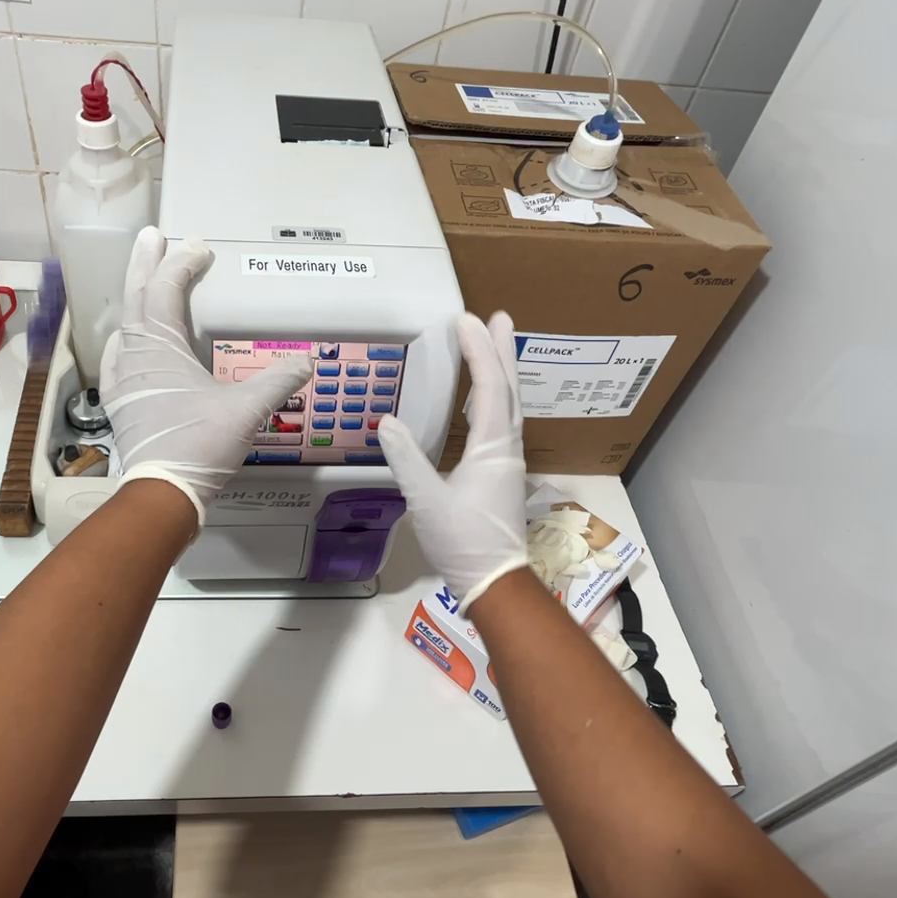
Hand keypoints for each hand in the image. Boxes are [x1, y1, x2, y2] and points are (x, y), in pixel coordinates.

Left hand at [101, 228, 311, 522]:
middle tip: (151, 236)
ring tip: (144, 280)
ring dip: (135, 297)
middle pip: (136, 295)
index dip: (183, 263)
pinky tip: (132, 341)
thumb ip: (278, 381)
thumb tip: (307, 360)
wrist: (162, 491)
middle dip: (146, 263)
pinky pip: (119, 353)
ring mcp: (121, 377)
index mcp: (160, 345)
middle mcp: (134, 353)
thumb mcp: (246, 410)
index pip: (167, 288)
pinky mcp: (120, 401)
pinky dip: (128, 335)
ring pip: (125, 323)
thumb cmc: (199, 445)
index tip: (200, 247)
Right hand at [379, 311, 527, 606]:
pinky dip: (495, 398)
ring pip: (509, 405)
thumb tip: (387, 420)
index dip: (479, 351)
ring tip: (495, 347)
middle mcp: (507, 447)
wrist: (494, 580)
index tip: (465, 320)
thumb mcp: (426, 500)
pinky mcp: (503, 474)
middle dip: (503, 351)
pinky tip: (482, 403)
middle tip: (501, 317)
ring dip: (502, 372)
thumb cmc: (462, 541)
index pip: (488, 387)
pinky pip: (503, 422)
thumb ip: (407, 459)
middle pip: (508, 389)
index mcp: (492, 447)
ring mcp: (508, 461)